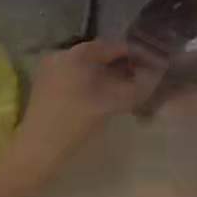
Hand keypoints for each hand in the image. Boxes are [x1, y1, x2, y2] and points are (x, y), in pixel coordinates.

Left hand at [21, 40, 155, 144]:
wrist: (39, 150)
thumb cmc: (77, 120)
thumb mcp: (116, 100)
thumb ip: (140, 85)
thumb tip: (157, 74)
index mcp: (75, 55)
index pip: (113, 46)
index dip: (137, 54)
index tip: (155, 62)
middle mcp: (60, 57)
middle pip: (100, 56)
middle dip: (124, 64)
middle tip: (145, 75)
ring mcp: (50, 72)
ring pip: (89, 67)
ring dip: (111, 74)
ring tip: (131, 85)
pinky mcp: (46, 87)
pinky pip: (78, 76)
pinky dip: (96, 81)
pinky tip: (110, 94)